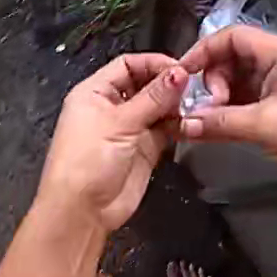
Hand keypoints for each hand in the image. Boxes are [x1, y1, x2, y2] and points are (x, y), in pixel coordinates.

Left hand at [36, 54, 187, 231]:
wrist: (82, 212)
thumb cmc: (86, 162)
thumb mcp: (120, 122)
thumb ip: (154, 97)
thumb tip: (179, 72)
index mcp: (95, 92)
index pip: (128, 64)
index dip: (154, 63)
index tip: (180, 68)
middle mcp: (112, 106)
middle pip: (146, 84)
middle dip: (169, 84)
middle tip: (194, 86)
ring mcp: (130, 127)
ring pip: (159, 106)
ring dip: (176, 104)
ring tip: (195, 104)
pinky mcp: (145, 147)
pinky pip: (166, 128)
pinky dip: (178, 124)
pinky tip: (190, 122)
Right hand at [178, 26, 276, 195]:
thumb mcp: (266, 127)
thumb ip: (220, 122)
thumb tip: (181, 124)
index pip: (233, 36)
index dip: (203, 51)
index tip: (181, 76)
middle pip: (233, 56)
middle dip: (214, 79)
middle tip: (208, 109)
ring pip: (239, 79)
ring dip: (221, 97)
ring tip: (212, 122)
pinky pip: (250, 97)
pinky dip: (233, 109)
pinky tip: (221, 127)